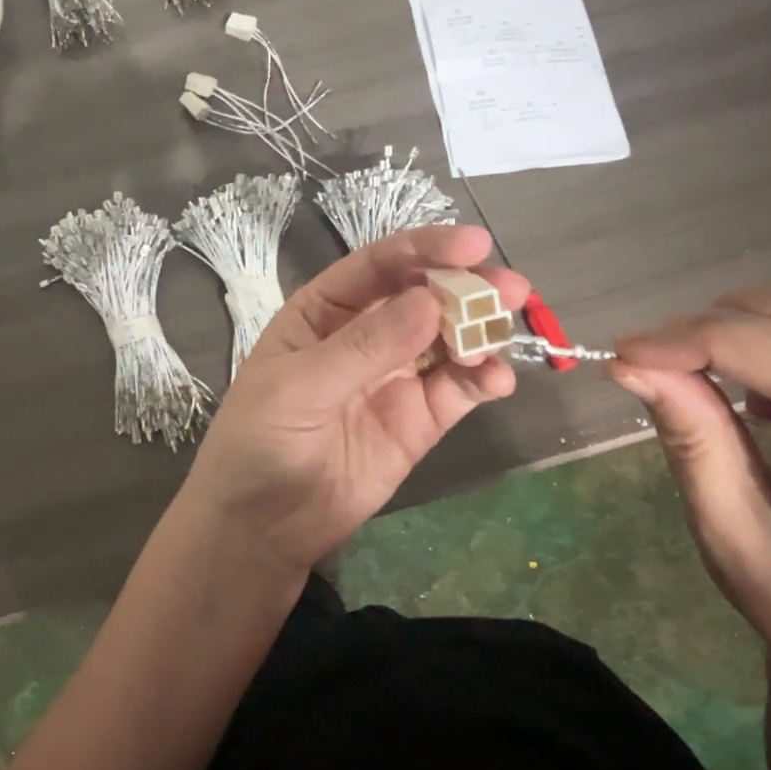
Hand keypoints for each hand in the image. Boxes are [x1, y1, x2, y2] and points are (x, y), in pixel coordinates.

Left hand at [180, 224, 529, 574]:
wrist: (260, 525)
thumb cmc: (260, 442)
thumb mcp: (299, 387)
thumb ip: (364, 348)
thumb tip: (429, 301)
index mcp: (321, 313)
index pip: (376, 268)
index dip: (423, 249)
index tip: (473, 244)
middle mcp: (362, 337)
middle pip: (421, 297)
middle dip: (464, 287)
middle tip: (510, 287)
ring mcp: (393, 378)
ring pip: (447, 340)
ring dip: (480, 330)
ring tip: (504, 330)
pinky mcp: (417, 422)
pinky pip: (457, 390)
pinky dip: (482, 380)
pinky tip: (497, 380)